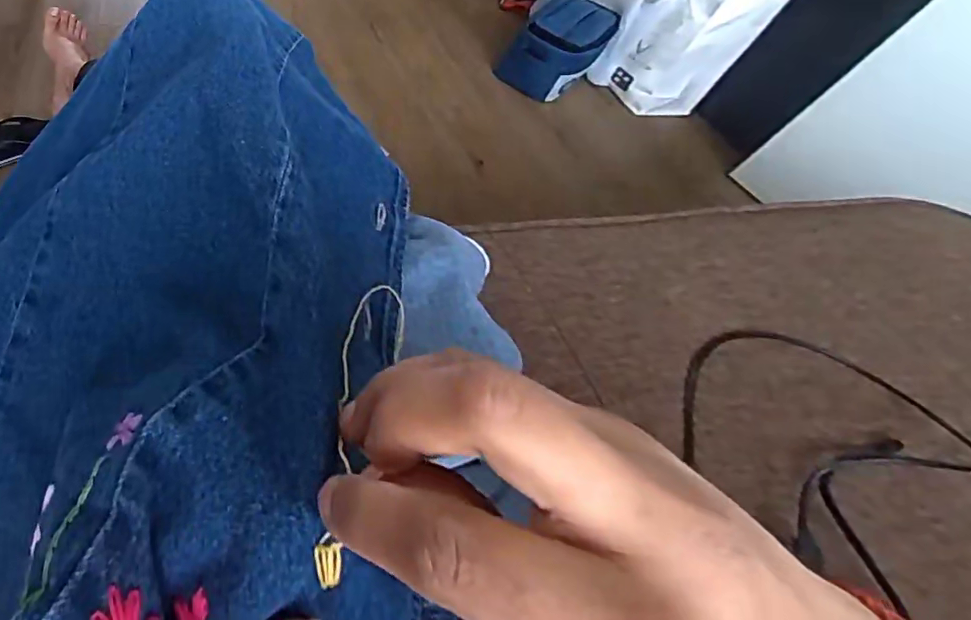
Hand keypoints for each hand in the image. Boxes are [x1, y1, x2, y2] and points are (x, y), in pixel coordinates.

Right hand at [318, 350, 876, 619]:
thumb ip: (472, 583)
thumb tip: (383, 506)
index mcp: (628, 610)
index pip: (461, 547)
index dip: (373, 520)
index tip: (332, 504)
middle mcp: (639, 509)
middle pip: (489, 406)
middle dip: (398, 406)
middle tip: (356, 439)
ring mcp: (629, 448)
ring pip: (492, 374)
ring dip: (411, 386)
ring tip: (376, 427)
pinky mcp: (614, 424)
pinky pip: (506, 385)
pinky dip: (443, 392)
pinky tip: (426, 425)